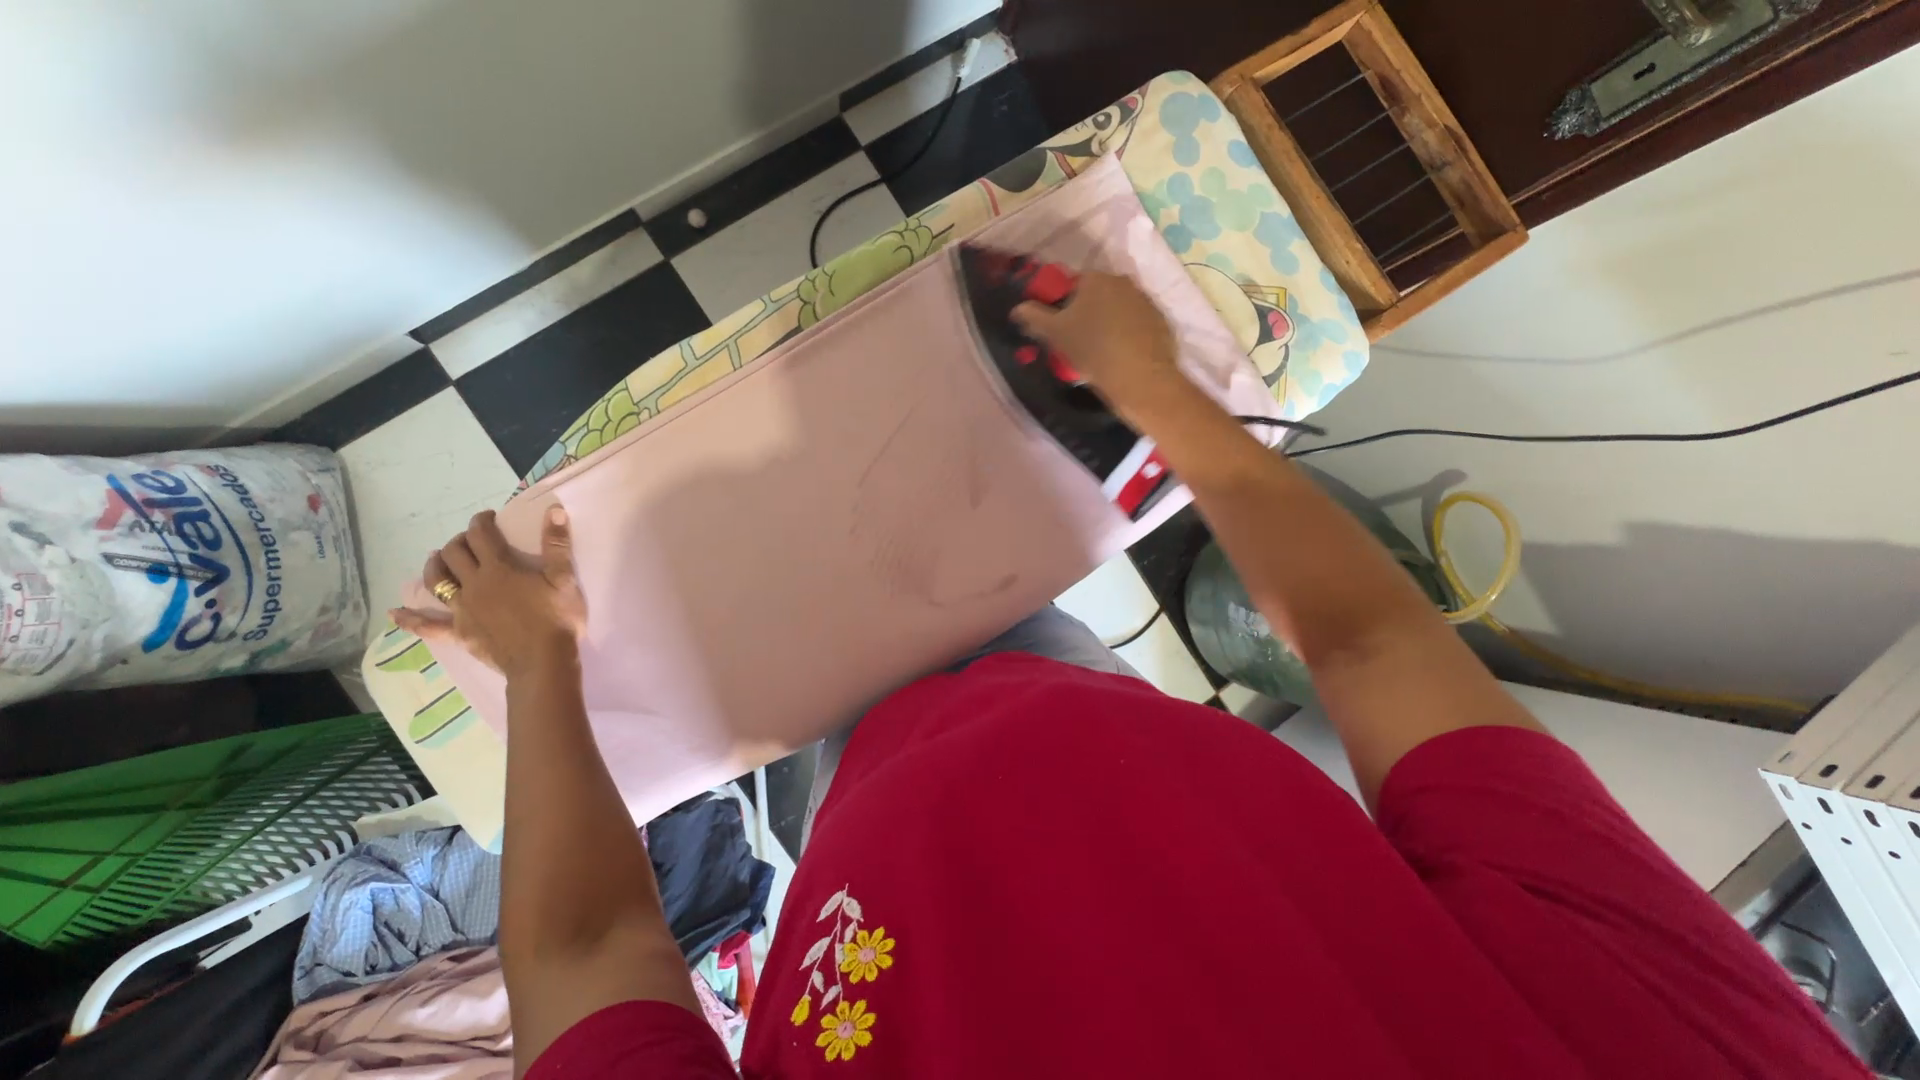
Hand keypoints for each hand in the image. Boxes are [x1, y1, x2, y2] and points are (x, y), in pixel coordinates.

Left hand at [391, 505, 586, 679]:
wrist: (543, 661)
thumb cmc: (557, 620)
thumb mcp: (565, 580)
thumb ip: (557, 545)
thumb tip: (553, 510)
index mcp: (499, 568)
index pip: (481, 535)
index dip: (482, 522)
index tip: (489, 518)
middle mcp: (474, 584)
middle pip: (455, 554)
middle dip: (459, 540)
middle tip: (471, 540)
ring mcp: (463, 609)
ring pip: (437, 581)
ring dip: (434, 566)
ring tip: (437, 559)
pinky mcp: (459, 632)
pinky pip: (429, 626)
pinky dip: (410, 619)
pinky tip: (395, 614)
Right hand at [1012, 270, 1200, 428]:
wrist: (1140, 378)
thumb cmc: (1092, 351)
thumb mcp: (1055, 334)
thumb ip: (1034, 316)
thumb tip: (1017, 307)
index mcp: (1095, 279)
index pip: (1073, 285)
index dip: (1064, 306)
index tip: (1062, 328)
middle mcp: (1123, 281)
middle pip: (1098, 295)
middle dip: (1088, 312)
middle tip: (1080, 341)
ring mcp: (1146, 300)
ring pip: (1119, 309)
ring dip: (1109, 323)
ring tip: (1102, 351)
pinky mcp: (1161, 322)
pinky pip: (1138, 324)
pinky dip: (1129, 335)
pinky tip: (1123, 356)